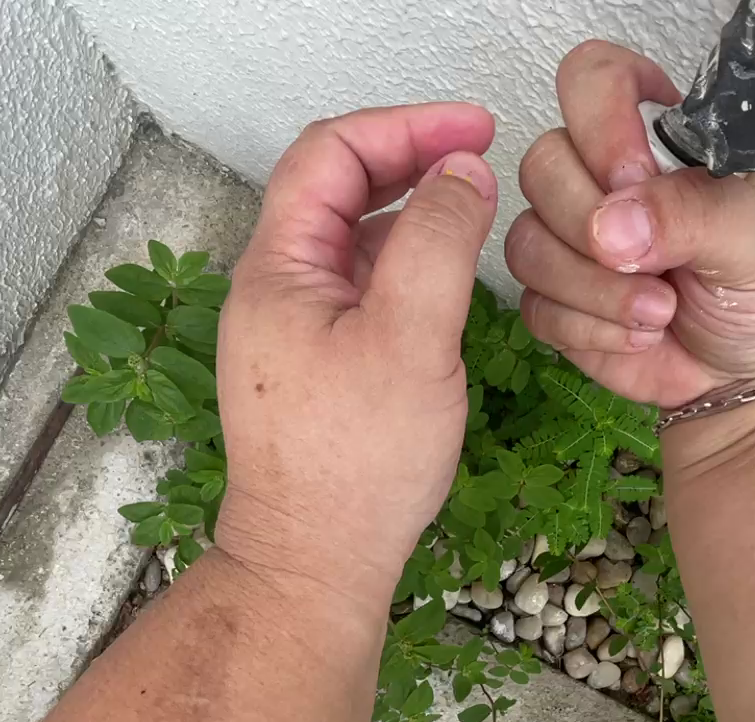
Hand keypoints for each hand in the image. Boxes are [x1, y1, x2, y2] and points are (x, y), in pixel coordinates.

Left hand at [214, 104, 500, 604]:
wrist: (317, 561)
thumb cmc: (360, 462)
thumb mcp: (411, 339)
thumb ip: (439, 243)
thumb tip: (463, 174)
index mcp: (278, 269)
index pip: (333, 154)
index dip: (406, 127)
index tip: (476, 130)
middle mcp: (275, 293)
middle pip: (338, 196)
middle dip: (409, 166)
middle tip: (479, 164)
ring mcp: (294, 336)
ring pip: (352, 251)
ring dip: (409, 223)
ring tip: (470, 222)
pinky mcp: (317, 373)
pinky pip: (360, 299)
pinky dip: (402, 276)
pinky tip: (439, 292)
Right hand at [506, 41, 754, 410]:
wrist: (745, 373)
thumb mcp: (752, 240)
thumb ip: (690, 213)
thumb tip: (610, 226)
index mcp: (650, 146)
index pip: (590, 82)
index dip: (599, 121)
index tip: (635, 174)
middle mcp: (598, 188)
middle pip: (541, 167)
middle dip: (589, 224)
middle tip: (652, 265)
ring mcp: (569, 249)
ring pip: (527, 245)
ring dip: (592, 289)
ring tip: (658, 314)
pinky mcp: (556, 306)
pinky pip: (536, 308)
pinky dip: (589, 330)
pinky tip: (638, 337)